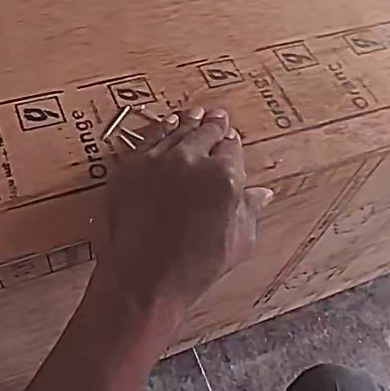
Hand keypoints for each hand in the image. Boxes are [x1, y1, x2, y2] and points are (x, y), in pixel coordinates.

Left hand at [97, 107, 273, 310]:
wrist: (143, 276)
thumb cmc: (193, 266)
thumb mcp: (237, 241)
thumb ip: (249, 210)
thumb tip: (260, 194)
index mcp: (224, 175)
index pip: (231, 148)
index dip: (231, 144)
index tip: (230, 140)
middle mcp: (190, 159)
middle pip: (205, 132)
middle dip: (213, 124)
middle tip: (216, 116)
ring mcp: (156, 161)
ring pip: (175, 131)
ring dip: (186, 122)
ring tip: (193, 114)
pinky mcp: (129, 168)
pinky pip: (147, 141)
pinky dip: (159, 132)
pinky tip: (165, 127)